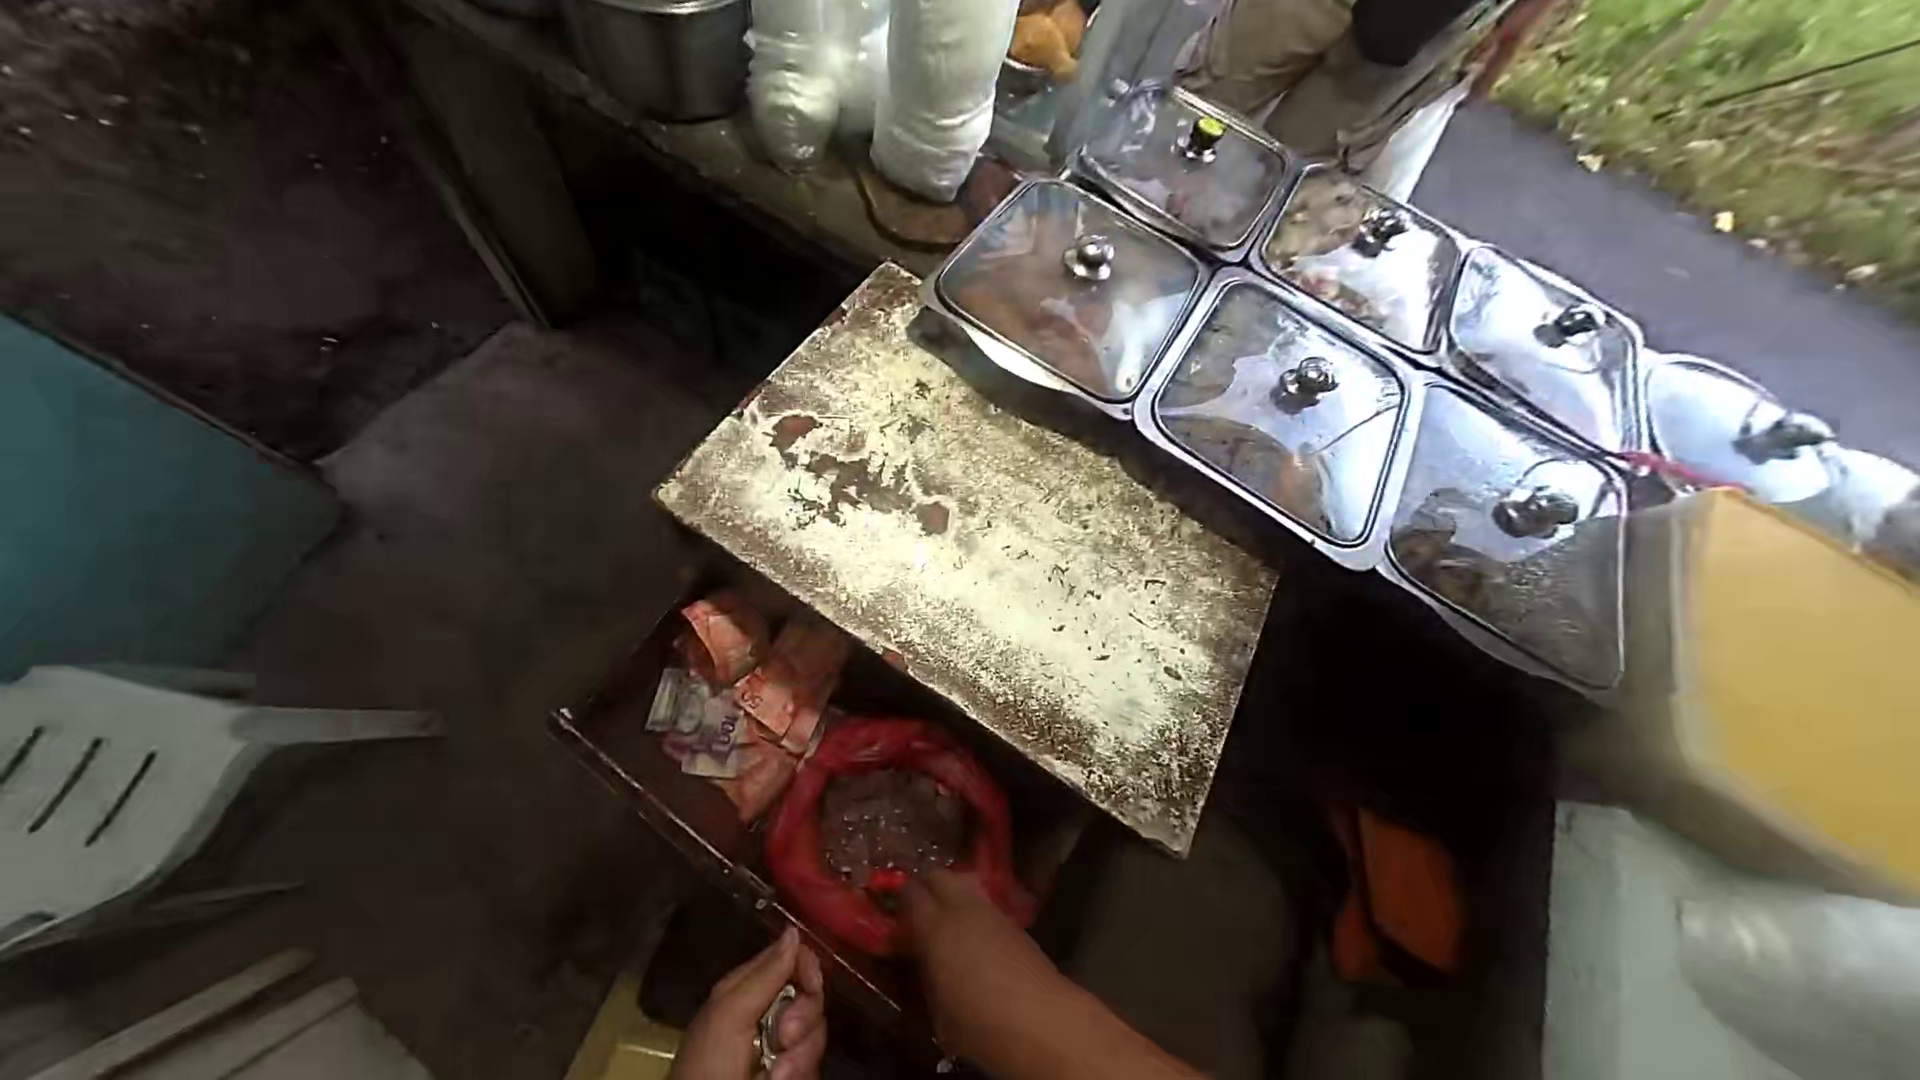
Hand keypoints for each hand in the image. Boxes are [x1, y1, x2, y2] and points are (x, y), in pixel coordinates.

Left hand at [671, 926, 827, 1079]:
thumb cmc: (708, 1069)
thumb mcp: (729, 1015)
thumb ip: (765, 973)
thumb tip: (795, 930)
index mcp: (748, 990)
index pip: (791, 958)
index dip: (807, 966)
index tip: (811, 984)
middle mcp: (769, 1014)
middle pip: (811, 995)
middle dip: (805, 1017)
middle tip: (784, 1040)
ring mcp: (781, 1049)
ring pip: (817, 1032)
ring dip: (801, 1056)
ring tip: (776, 1077)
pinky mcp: (793, 1075)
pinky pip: (814, 1064)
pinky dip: (802, 1074)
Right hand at [902, 870, 1067, 1061]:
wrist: (1041, 1019)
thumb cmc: (980, 1024)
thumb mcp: (939, 1011)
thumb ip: (928, 975)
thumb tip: (926, 961)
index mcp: (935, 927)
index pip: (910, 892)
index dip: (901, 900)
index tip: (897, 915)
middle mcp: (961, 908)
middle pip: (938, 875)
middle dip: (927, 887)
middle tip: (921, 911)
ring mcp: (990, 910)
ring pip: (963, 883)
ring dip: (953, 894)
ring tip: (949, 921)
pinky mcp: (1012, 919)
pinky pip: (984, 902)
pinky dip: (974, 910)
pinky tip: (975, 934)